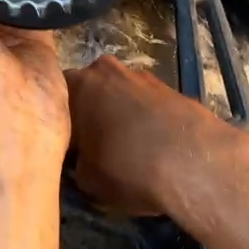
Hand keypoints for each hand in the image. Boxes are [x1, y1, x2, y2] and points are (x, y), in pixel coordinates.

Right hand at [66, 55, 245, 215]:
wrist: (193, 160)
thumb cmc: (128, 167)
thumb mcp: (87, 180)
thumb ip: (75, 164)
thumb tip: (80, 161)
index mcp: (77, 85)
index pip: (55, 100)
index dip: (60, 126)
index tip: (67, 149)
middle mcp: (103, 69)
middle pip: (88, 91)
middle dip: (89, 114)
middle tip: (93, 148)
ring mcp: (138, 73)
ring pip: (117, 93)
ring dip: (117, 114)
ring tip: (126, 148)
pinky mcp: (167, 85)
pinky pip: (143, 101)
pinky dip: (143, 118)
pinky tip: (151, 145)